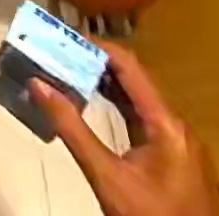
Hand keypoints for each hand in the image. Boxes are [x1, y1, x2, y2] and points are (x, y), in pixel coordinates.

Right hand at [29, 42, 218, 215]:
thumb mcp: (108, 179)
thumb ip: (72, 130)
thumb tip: (38, 83)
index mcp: (167, 124)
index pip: (130, 66)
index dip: (97, 46)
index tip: (63, 37)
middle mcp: (177, 126)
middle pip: (135, 80)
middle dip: (96, 64)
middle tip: (59, 54)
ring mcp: (180, 145)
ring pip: (139, 101)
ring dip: (106, 85)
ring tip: (69, 72)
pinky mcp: (176, 161)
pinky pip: (144, 121)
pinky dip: (118, 108)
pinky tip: (94, 105)